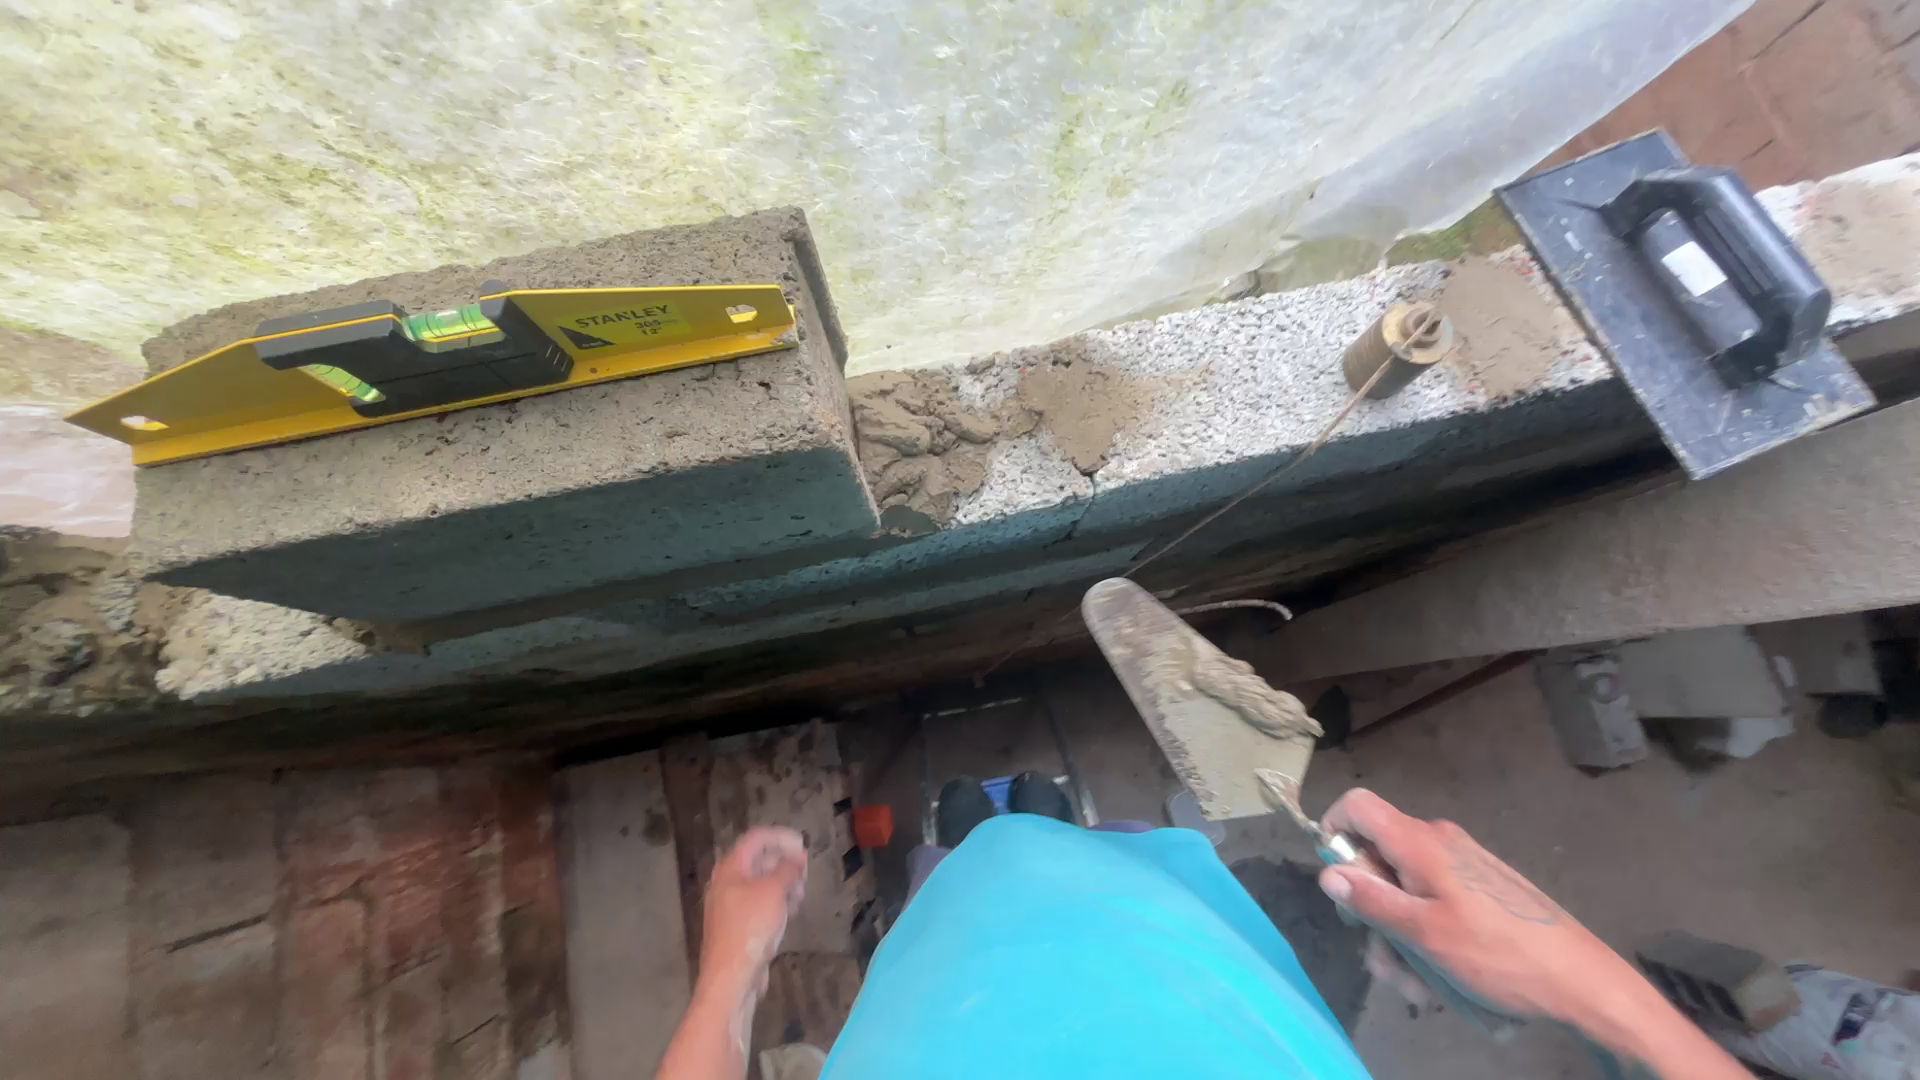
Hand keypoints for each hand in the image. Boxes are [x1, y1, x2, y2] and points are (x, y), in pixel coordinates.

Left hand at [658, 828, 808, 1079]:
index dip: (781, 837)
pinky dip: (776, 901)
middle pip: (758, 860)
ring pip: (761, 883)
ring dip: (783, 883)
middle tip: (804, 873)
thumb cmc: (751, 927)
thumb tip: (798, 856)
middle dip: (784, 862)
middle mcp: (726, 883)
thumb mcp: (774, 891)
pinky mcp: (737, 927)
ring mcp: (730, 906)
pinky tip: (790, 912)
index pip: (757, 838)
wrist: (731, 979)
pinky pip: (759, 904)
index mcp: (730, 868)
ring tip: (800, 895)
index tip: (803, 846)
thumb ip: (788, 868)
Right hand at [1315, 788, 1635, 1023]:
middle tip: (1380, 955)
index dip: (1333, 829)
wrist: (1587, 986)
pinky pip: (1431, 898)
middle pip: (1376, 857)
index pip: (1356, 806)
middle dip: (1369, 907)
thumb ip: (1371, 899)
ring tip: (1415, 984)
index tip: (1336, 877)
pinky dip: (1424, 931)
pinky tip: (1439, 975)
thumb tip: (1326, 873)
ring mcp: (1461, 863)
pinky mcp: (1479, 887)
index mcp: (1418, 841)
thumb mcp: (1424, 934)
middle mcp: (1436, 840)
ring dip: (1397, 933)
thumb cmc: (1499, 955)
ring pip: (1403, 886)